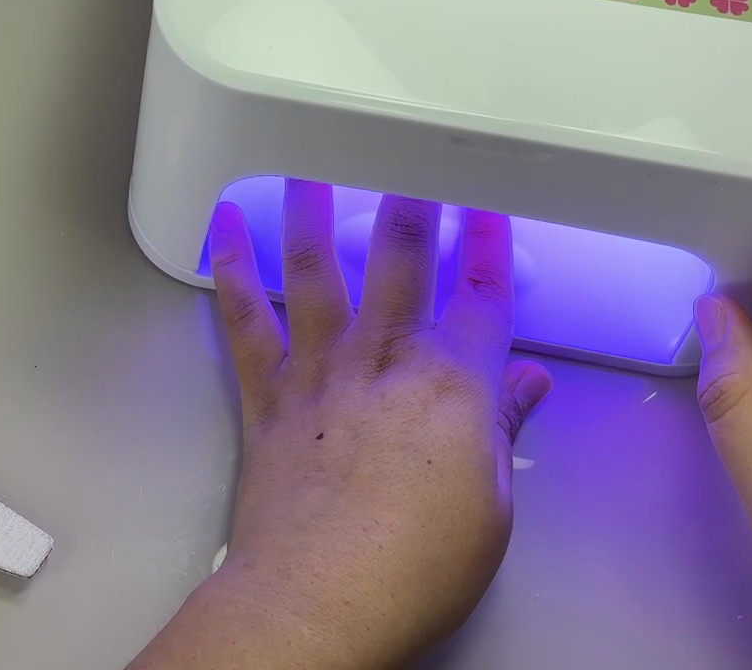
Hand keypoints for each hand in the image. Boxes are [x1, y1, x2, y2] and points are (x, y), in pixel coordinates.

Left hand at [129, 182, 550, 669]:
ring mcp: (318, 369)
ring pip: (315, 272)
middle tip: (406, 156)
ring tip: (306, 166)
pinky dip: (232, 268)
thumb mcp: (489, 505)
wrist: (320, 596)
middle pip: (400, 264)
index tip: (488, 205)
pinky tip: (225, 227)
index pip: (481, 300)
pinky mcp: (267, 390)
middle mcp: (381, 359)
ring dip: (311, 214)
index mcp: (450, 386)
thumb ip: (502, 428)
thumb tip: (526, 380)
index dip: (489, 249)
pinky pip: (245, 317)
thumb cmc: (419, 563)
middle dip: (409, 206)